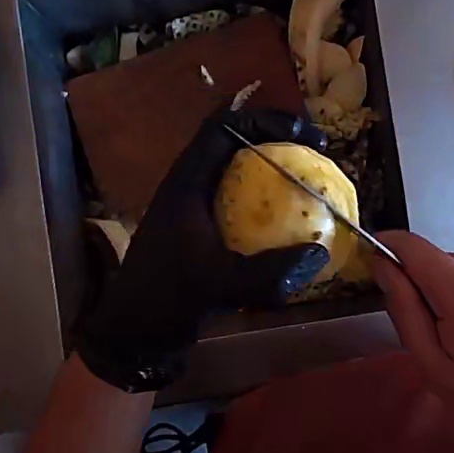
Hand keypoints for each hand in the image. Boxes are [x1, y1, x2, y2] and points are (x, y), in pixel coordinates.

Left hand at [75, 109, 332, 391]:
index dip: (264, 120)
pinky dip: (269, 199)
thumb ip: (270, 272)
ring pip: (239, 170)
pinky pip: (242, 200)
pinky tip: (294, 219)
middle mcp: (191, 187)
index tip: (305, 134)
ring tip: (311, 176)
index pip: (224, 128)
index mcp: (187, 184)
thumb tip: (319, 252)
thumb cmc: (165, 299)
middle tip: (317, 151)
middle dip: (277, 139)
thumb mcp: (219, 285)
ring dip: (273, 166)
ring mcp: (197, 208)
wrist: (134, 332)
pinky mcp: (204, 230)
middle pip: (235, 142)